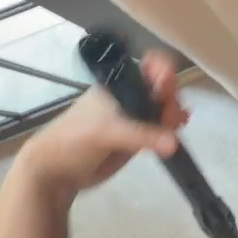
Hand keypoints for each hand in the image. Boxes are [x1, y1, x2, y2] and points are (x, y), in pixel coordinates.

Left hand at [15, 50, 187, 198]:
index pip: (149, 66)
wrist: (57, 171)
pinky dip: (173, 129)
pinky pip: (162, 129)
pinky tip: (180, 129)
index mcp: (120, 85)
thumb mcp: (106, 132)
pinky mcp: (140, 138)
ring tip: (175, 125)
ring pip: (165, 108)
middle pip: (164, 88)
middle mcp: (131, 97)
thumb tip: (174, 143)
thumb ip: (140, 135)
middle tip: (168, 117)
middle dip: (171, 98)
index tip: (165, 87)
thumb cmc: (74, 140)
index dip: (163, 70)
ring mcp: (136, 118)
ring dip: (174, 114)